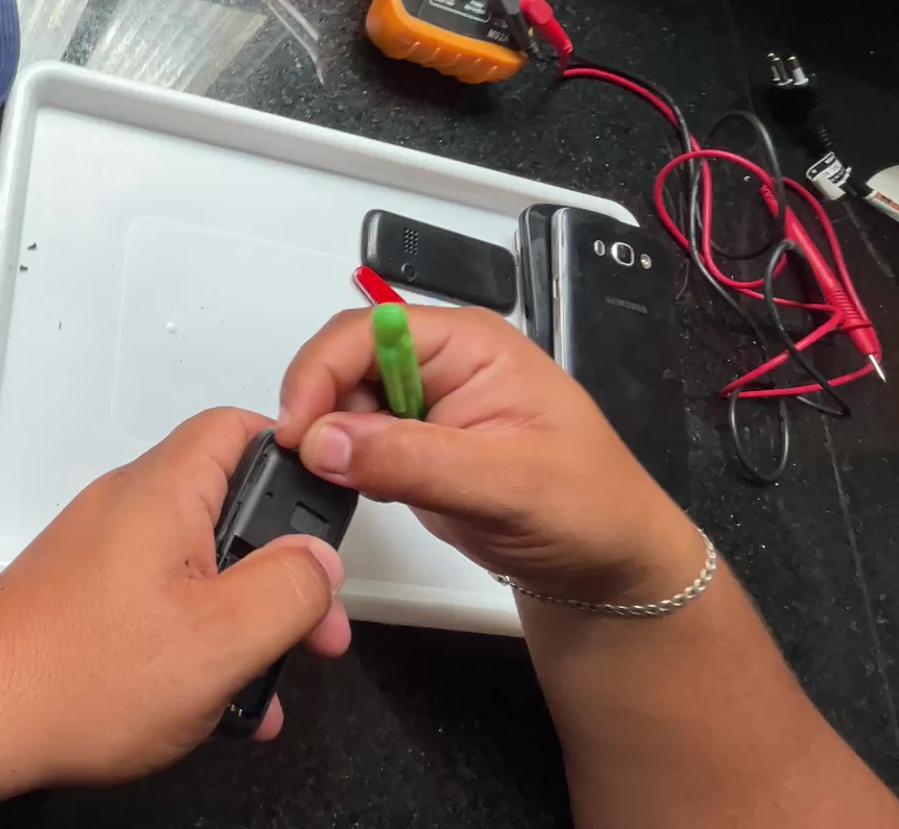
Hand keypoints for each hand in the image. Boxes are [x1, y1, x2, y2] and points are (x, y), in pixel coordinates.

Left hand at [0, 408, 348, 798]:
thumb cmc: (86, 673)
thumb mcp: (217, 639)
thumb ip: (286, 589)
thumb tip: (319, 557)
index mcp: (162, 492)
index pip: (233, 426)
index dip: (287, 453)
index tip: (324, 509)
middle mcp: (130, 502)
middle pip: (225, 500)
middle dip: (279, 561)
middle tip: (314, 623)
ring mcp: (106, 542)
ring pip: (199, 554)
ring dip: (243, 608)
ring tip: (268, 674)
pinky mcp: (91, 582)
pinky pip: (162, 587)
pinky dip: (198, 626)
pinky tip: (215, 692)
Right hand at [274, 305, 702, 606]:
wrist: (602, 565)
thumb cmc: (587, 510)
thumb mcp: (508, 483)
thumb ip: (411, 459)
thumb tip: (322, 442)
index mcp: (466, 343)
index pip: (363, 333)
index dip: (319, 373)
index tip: (296, 430)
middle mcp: (434, 360)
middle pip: (340, 360)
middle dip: (320, 409)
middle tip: (316, 462)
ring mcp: (418, 398)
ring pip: (336, 399)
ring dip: (330, 438)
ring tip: (362, 480)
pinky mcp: (404, 434)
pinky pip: (347, 433)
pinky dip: (340, 459)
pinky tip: (368, 484)